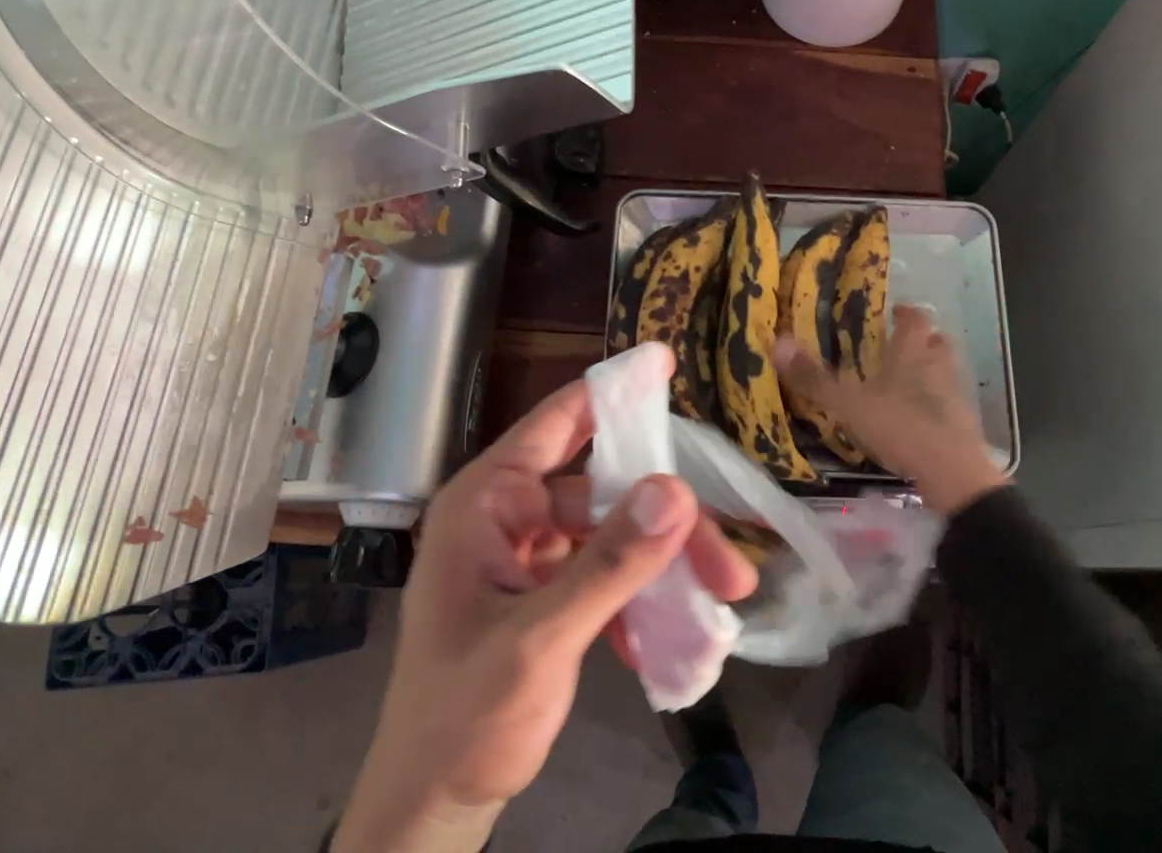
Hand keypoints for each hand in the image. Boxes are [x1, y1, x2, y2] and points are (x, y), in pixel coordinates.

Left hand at [332, 378, 757, 852]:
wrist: (433, 798)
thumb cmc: (464, 714)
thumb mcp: (539, 638)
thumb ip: (608, 564)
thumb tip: (677, 489)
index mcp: (486, 504)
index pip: (556, 424)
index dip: (612, 393)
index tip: (666, 364)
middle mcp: (507, 517)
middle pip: (603, 491)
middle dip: (669, 522)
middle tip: (728, 564)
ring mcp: (527, 557)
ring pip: (613, 535)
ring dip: (664, 566)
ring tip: (720, 601)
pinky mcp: (544, 594)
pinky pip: (606, 576)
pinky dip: (639, 601)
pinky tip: (665, 643)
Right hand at [775, 304, 1003, 514]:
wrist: (952, 472)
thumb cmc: (900, 426)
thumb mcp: (849, 404)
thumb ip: (814, 378)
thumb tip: (777, 342)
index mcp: (912, 353)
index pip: (915, 320)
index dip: (906, 313)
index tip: (895, 311)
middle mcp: (939, 366)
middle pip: (937, 342)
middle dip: (922, 341)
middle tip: (900, 346)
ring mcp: (955, 395)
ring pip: (945, 371)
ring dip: (930, 370)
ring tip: (906, 381)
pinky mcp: (963, 423)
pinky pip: (948, 402)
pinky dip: (935, 402)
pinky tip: (918, 417)